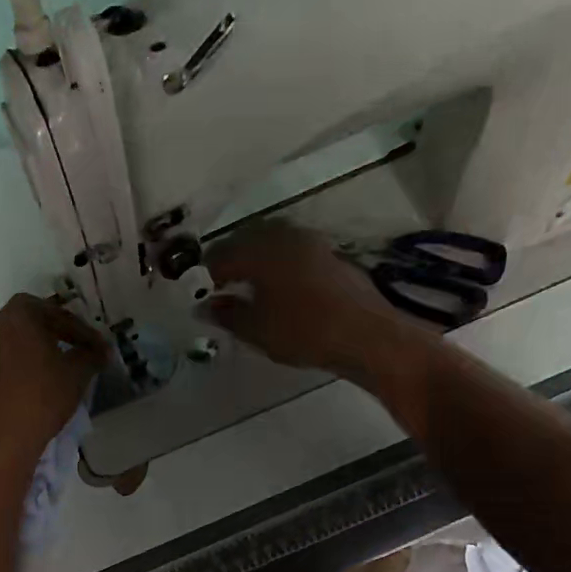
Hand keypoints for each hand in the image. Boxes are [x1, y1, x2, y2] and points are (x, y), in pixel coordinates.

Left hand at [0, 293, 108, 456]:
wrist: (4, 434)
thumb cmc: (43, 395)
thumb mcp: (77, 373)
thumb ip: (91, 356)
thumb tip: (102, 351)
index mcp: (21, 313)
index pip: (60, 315)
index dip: (84, 331)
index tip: (100, 346)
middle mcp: (0, 322)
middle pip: (37, 318)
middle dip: (61, 330)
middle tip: (82, 345)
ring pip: (22, 336)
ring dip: (44, 343)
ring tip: (66, 359)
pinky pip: (12, 353)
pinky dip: (30, 357)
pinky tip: (46, 374)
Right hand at [204, 222, 427, 378]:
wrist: (366, 334)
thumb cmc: (303, 332)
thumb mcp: (256, 330)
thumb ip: (227, 315)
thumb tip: (204, 307)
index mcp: (259, 251)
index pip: (221, 254)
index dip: (208, 272)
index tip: (204, 291)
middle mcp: (283, 237)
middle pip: (246, 239)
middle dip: (231, 259)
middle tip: (223, 284)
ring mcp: (310, 242)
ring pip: (271, 241)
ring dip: (256, 258)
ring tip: (251, 285)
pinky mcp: (329, 253)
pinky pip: (292, 249)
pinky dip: (278, 262)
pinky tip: (280, 286)